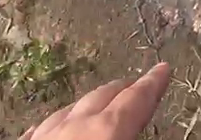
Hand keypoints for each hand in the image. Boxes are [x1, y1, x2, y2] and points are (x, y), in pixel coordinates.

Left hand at [23, 62, 172, 139]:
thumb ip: (137, 128)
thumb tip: (150, 111)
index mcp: (106, 130)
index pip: (138, 100)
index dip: (153, 83)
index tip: (163, 67)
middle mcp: (74, 126)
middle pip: (104, 97)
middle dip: (122, 89)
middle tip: (135, 85)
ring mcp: (41, 137)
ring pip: (69, 110)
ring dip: (88, 105)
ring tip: (97, 104)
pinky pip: (36, 132)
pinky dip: (51, 126)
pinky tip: (49, 126)